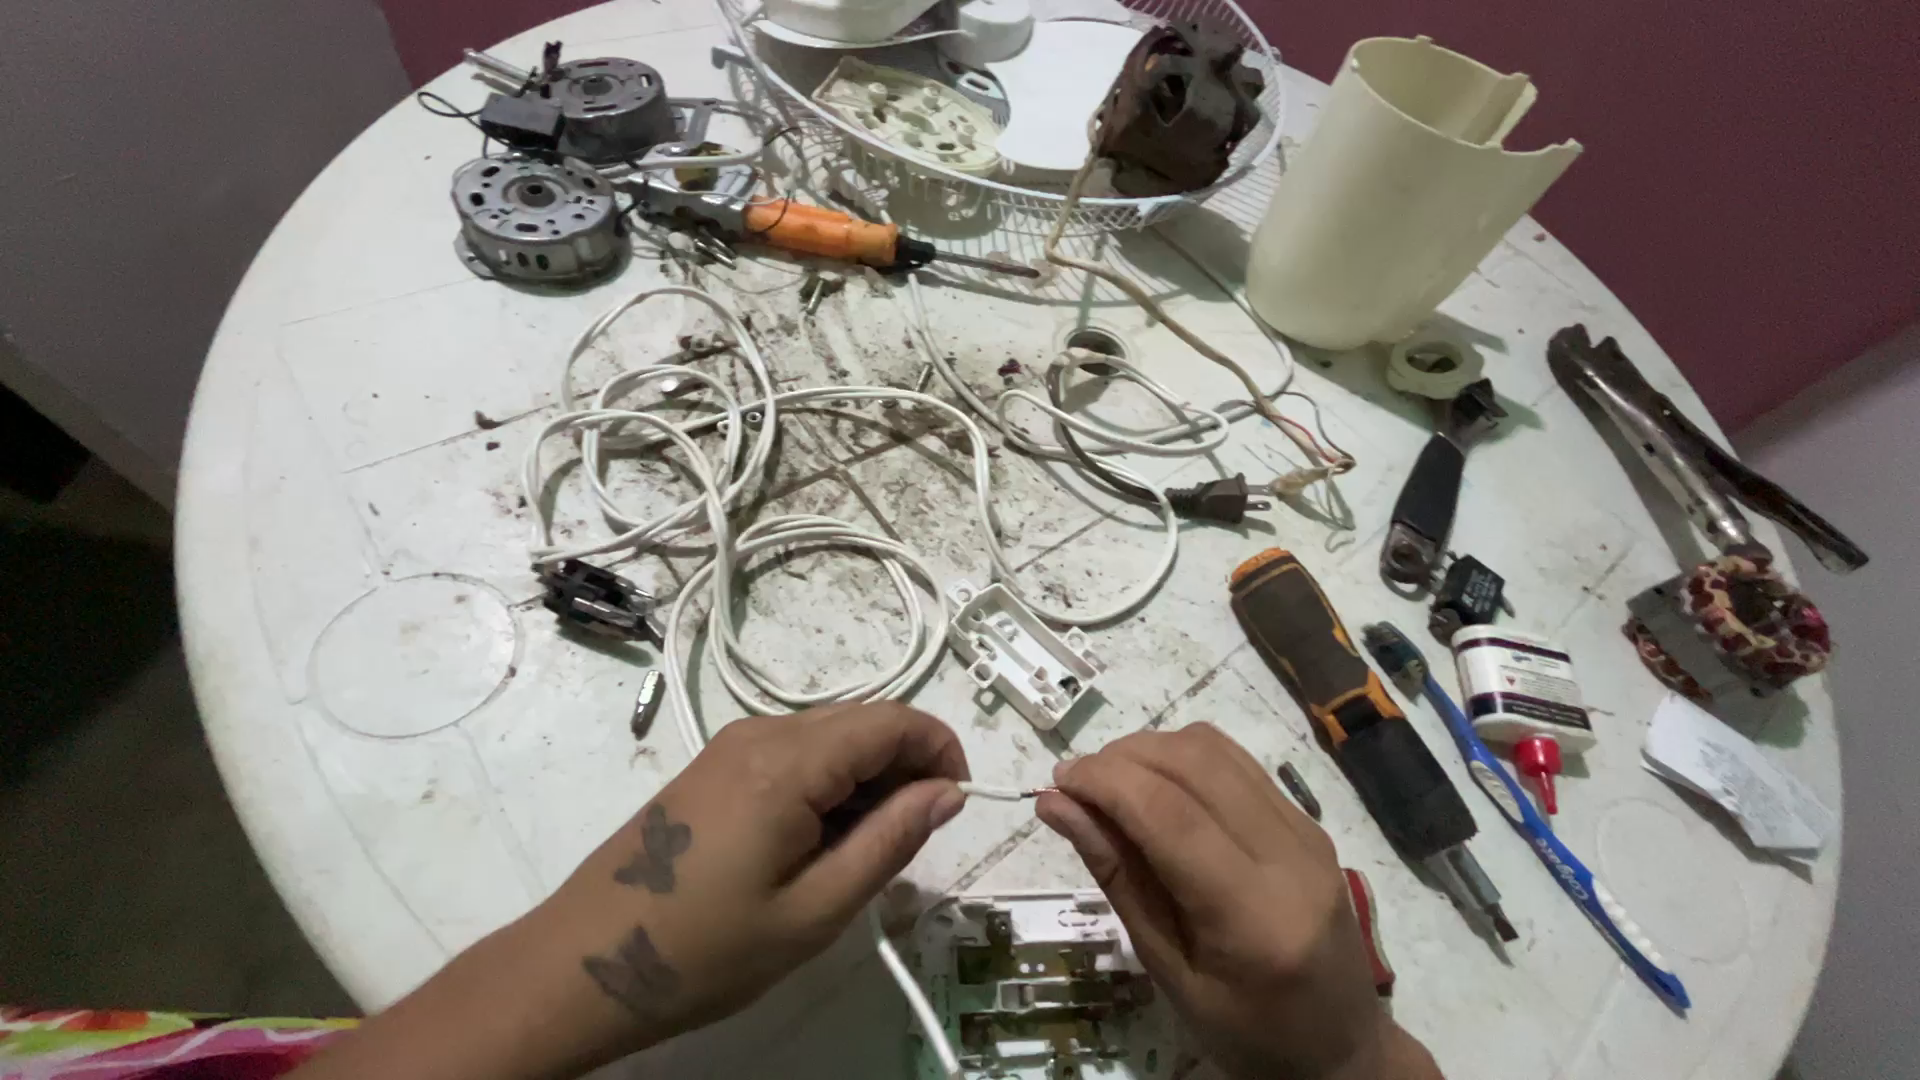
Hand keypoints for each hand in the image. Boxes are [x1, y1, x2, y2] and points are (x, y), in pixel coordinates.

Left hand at [289, 702, 970, 1079]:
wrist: (582, 965)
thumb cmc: (706, 950)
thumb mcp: (815, 911)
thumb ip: (890, 841)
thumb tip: (948, 791)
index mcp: (788, 761)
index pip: (891, 721)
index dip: (939, 747)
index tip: (958, 800)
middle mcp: (762, 731)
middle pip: (863, 720)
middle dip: (907, 762)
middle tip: (915, 833)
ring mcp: (735, 743)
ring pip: (832, 734)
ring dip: (870, 773)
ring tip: (868, 844)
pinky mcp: (719, 762)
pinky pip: (798, 750)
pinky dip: (832, 779)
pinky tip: (822, 835)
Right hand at [1036, 725, 1438, 1079]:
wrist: (1339, 1045)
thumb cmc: (1242, 1027)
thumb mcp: (1166, 967)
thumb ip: (1115, 875)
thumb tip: (1055, 804)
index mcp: (1255, 917)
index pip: (1170, 816)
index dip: (1106, 782)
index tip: (1058, 780)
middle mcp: (1290, 857)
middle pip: (1193, 765)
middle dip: (1120, 757)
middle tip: (1076, 781)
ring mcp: (1306, 829)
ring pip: (1212, 749)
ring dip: (1148, 749)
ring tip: (1111, 783)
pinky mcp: (1307, 817)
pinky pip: (1233, 760)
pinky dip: (1180, 755)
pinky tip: (1156, 785)